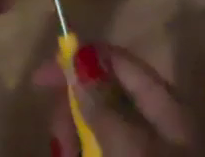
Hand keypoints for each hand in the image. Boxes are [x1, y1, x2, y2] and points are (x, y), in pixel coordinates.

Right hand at [33, 44, 196, 155]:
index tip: (40, 80)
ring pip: (97, 132)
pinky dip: (87, 155)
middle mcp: (156, 123)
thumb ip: (103, 104)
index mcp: (164, 103)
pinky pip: (101, 152)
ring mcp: (145, 152)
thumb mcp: (132, 148)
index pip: (117, 61)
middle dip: (72, 116)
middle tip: (59, 147)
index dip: (78, 60)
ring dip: (76, 143)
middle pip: (102, 98)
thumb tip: (78, 58)